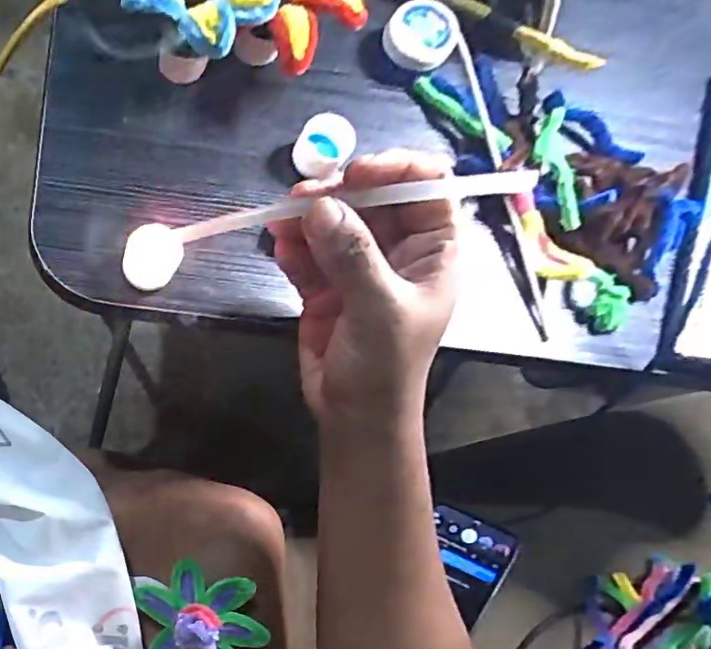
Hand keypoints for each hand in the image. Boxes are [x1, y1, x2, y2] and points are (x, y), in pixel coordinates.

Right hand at [267, 150, 458, 420]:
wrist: (354, 416)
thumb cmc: (386, 365)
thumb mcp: (378, 308)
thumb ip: (351, 256)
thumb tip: (320, 209)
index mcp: (431, 248)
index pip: (423, 186)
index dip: (393, 170)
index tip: (354, 174)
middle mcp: (395, 252)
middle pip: (370, 201)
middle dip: (337, 196)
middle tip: (301, 198)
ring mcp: (356, 270)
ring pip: (332, 228)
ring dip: (306, 221)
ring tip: (279, 220)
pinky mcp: (323, 291)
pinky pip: (307, 258)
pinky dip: (292, 248)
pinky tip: (278, 244)